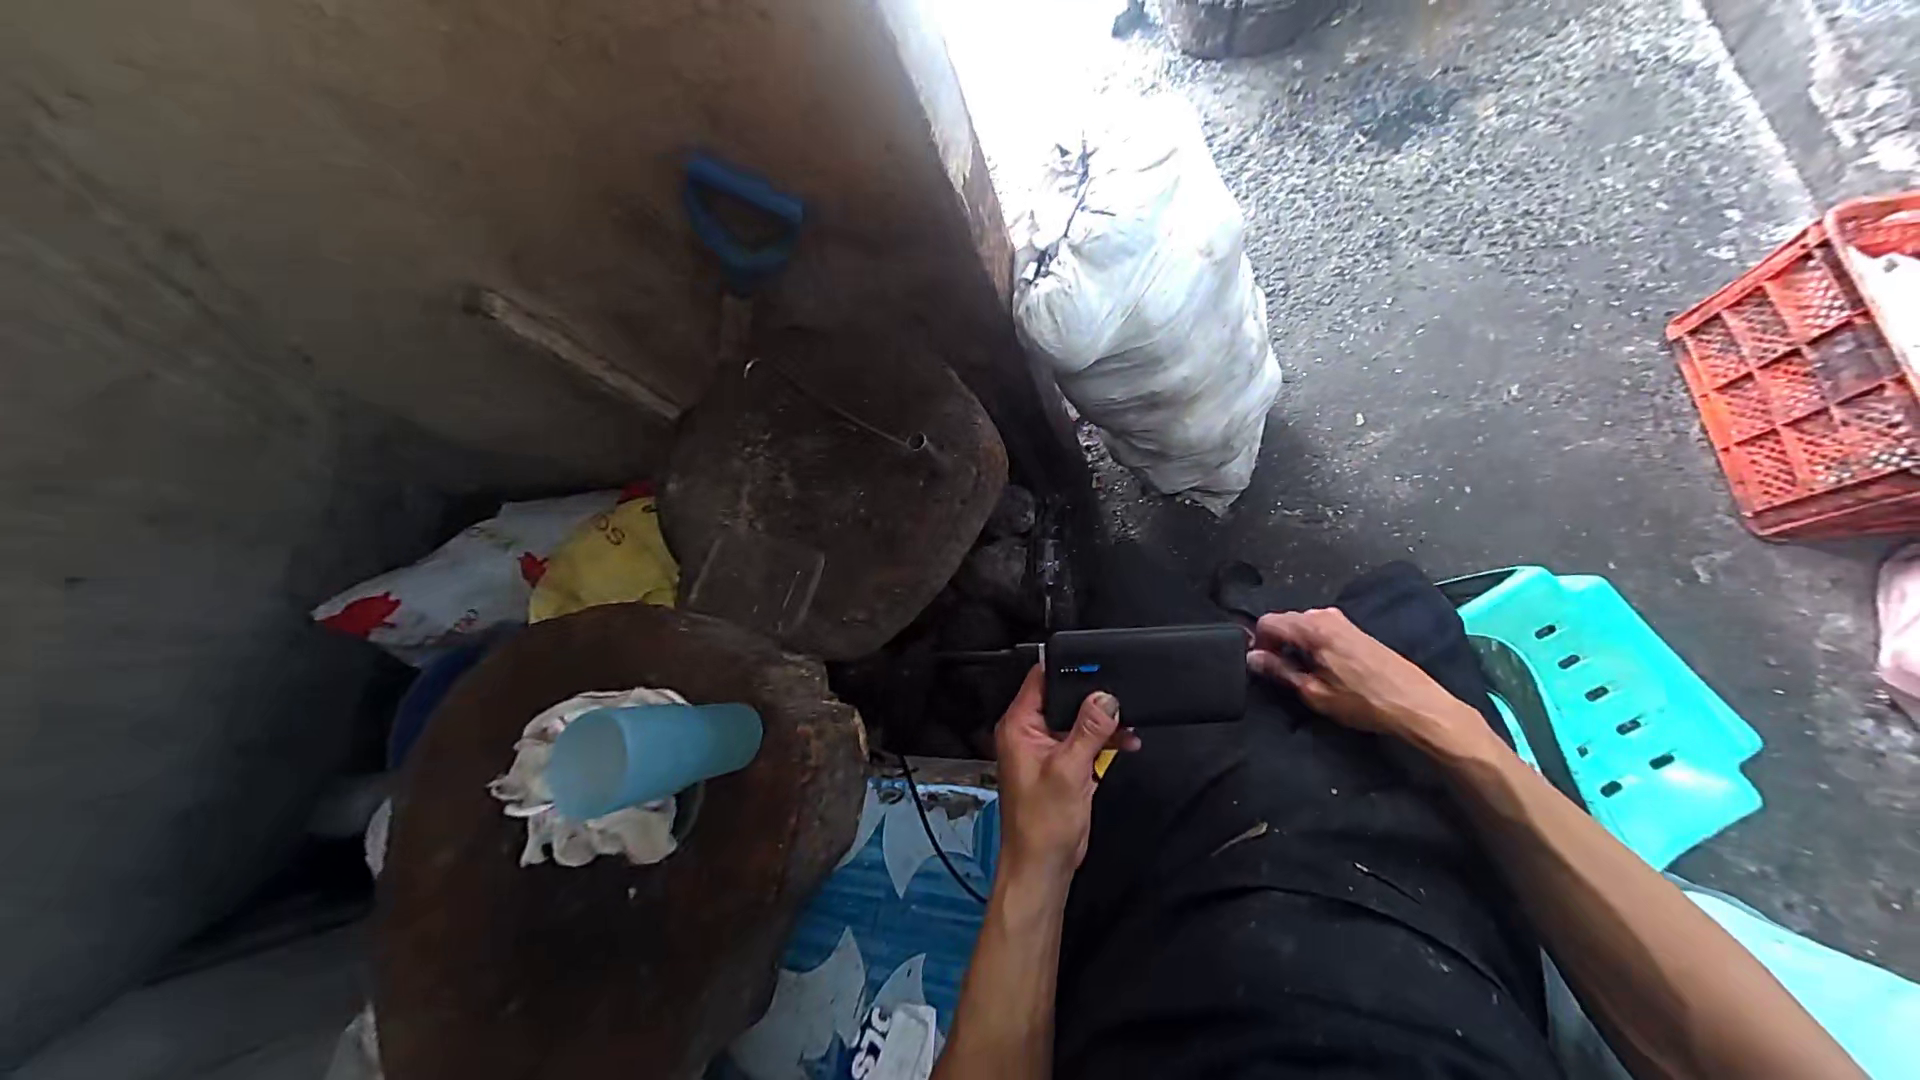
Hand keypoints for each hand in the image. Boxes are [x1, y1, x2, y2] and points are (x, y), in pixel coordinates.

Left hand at [993, 666, 1139, 883]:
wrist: (1043, 866)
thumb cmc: (1040, 826)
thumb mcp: (1069, 770)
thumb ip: (1089, 730)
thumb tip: (1104, 699)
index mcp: (1018, 726)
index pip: (1039, 679)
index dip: (1066, 669)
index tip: (1094, 666)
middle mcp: (1029, 733)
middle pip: (1063, 698)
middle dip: (1092, 699)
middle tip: (1117, 701)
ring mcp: (1046, 749)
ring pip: (1077, 720)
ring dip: (1102, 723)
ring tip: (1126, 726)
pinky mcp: (1062, 764)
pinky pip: (1084, 741)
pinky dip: (1103, 742)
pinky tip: (1124, 743)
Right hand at [1246, 608, 1483, 749]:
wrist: (1419, 706)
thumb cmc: (1366, 702)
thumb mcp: (1313, 692)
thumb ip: (1278, 671)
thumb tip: (1253, 658)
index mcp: (1312, 627)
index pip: (1266, 622)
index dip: (1258, 644)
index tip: (1264, 665)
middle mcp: (1326, 616)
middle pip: (1284, 622)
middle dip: (1277, 644)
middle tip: (1283, 674)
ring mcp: (1344, 621)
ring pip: (1303, 626)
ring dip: (1296, 645)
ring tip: (1306, 674)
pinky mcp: (1357, 630)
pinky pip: (1321, 630)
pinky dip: (1314, 645)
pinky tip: (1326, 669)